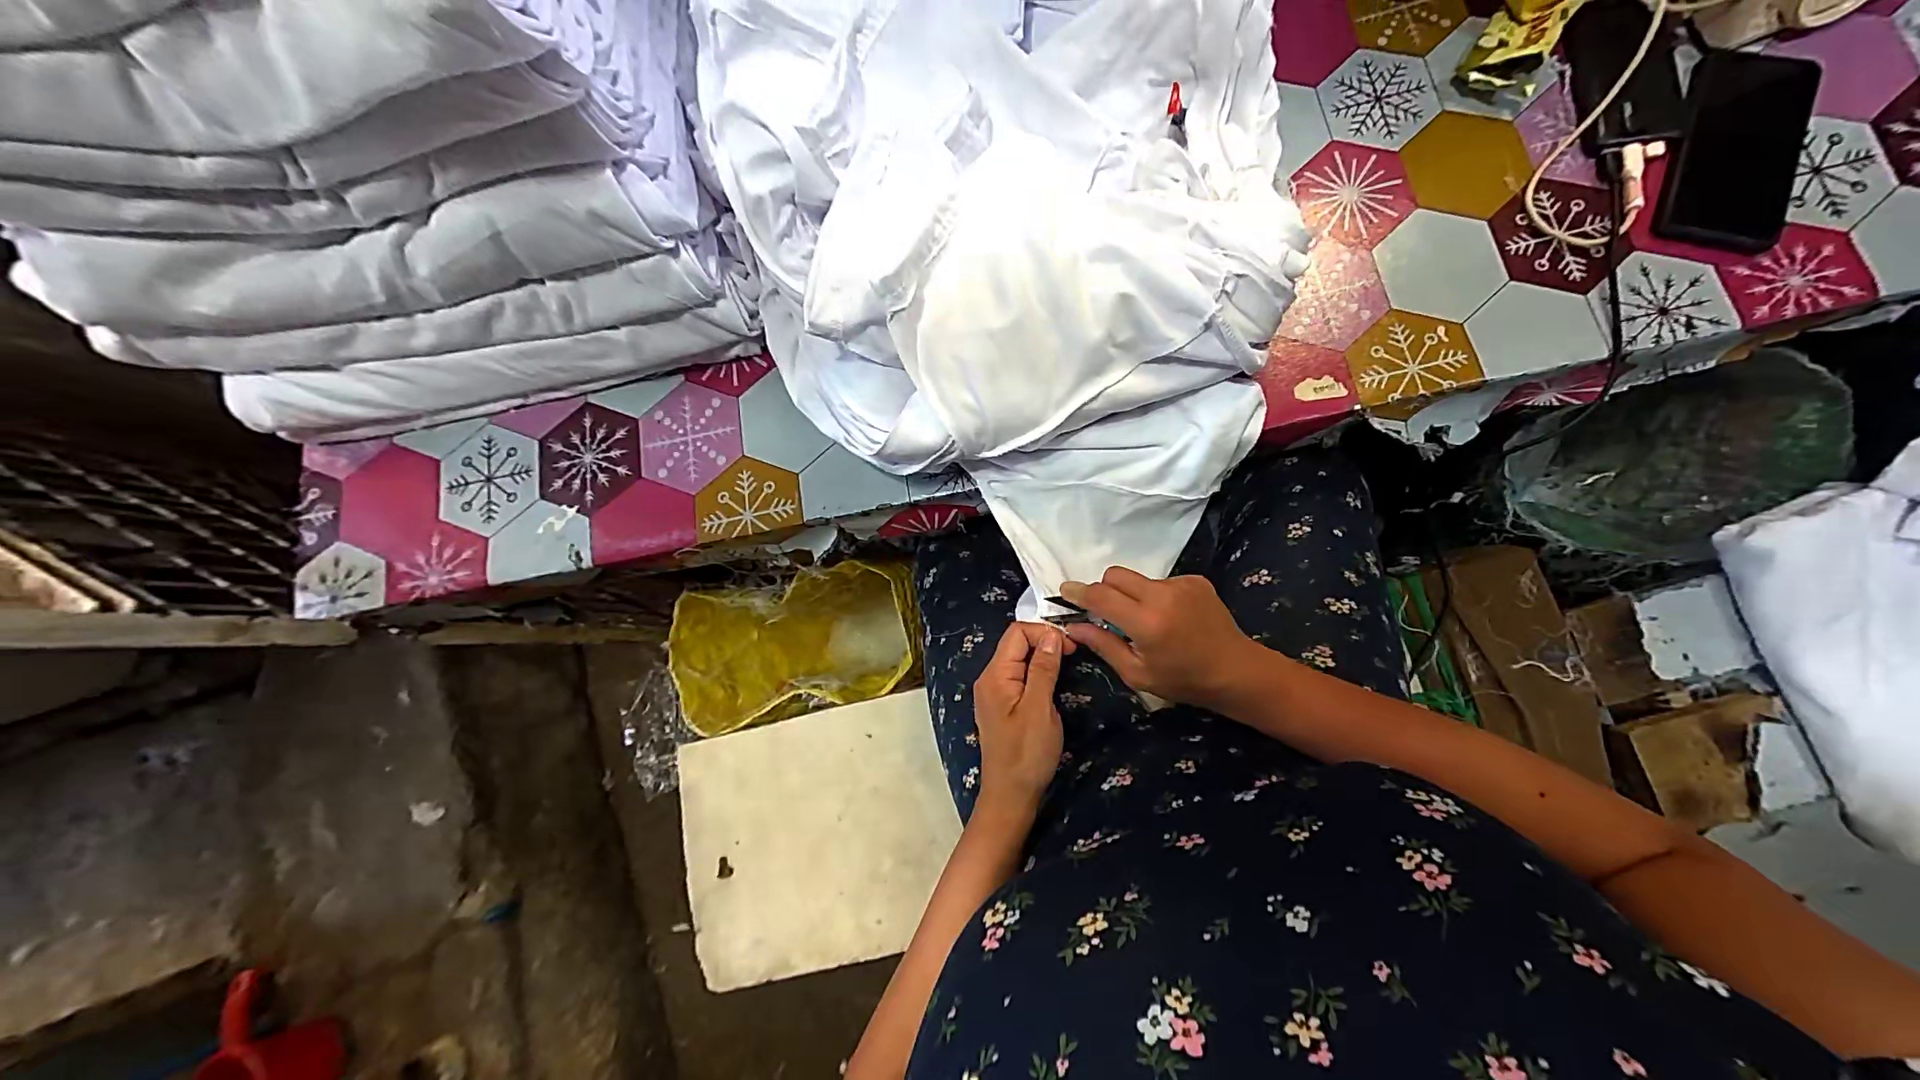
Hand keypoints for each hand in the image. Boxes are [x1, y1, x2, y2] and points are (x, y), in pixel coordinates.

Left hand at [972, 622, 1072, 810]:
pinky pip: (1019, 676)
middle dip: (1045, 641)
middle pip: (1016, 643)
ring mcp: (995, 692)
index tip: (1071, 647)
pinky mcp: (1003, 705)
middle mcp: (990, 678)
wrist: (1010, 795)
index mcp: (995, 675)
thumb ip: (1043, 669)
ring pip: (1019, 659)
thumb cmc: (1026, 753)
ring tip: (1067, 666)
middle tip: (1073, 655)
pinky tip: (1053, 682)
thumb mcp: (1039, 708)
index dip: (1045, 632)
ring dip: (1043, 657)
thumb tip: (1053, 636)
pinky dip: (1038, 672)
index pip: (1017, 632)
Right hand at [1059, 567, 1260, 709]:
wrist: (1236, 671)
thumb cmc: (1183, 680)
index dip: (1079, 593)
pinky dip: (1156, 597)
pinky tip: (1171, 618)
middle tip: (1108, 614)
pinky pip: (1161, 581)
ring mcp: (1181, 584)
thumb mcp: (1136, 673)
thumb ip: (1102, 644)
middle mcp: (1162, 596)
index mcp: (1146, 622)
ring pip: (1138, 579)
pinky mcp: (1195, 580)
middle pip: (1115, 576)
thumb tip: (1072, 626)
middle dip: (1104, 590)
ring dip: (1132, 595)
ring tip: (1148, 622)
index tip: (1065, 592)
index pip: (1101, 596)